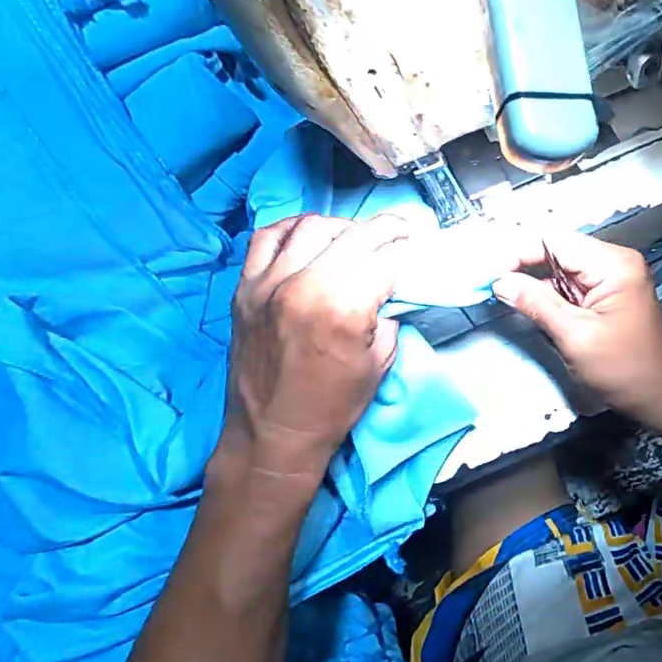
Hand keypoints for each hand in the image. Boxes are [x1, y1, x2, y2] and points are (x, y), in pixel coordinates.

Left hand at [218, 213, 412, 494]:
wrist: (272, 434)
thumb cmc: (332, 406)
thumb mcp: (379, 362)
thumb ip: (386, 315)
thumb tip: (388, 286)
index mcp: (342, 308)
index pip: (386, 257)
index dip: (407, 250)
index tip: (416, 248)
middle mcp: (303, 286)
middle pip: (354, 235)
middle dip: (385, 232)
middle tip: (398, 236)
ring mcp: (268, 283)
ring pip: (312, 227)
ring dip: (342, 229)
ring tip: (354, 241)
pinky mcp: (245, 287)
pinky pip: (268, 237)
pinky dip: (293, 230)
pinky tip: (309, 238)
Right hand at [490, 229, 661, 425]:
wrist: (661, 398)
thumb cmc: (623, 369)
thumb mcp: (574, 336)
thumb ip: (536, 303)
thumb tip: (500, 282)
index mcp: (614, 265)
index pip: (557, 243)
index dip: (521, 254)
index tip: (492, 273)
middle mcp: (616, 262)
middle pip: (560, 252)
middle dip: (526, 267)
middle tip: (495, 284)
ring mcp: (615, 277)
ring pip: (563, 269)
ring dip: (537, 282)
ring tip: (507, 294)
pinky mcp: (610, 294)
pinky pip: (573, 285)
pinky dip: (552, 294)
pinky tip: (532, 304)